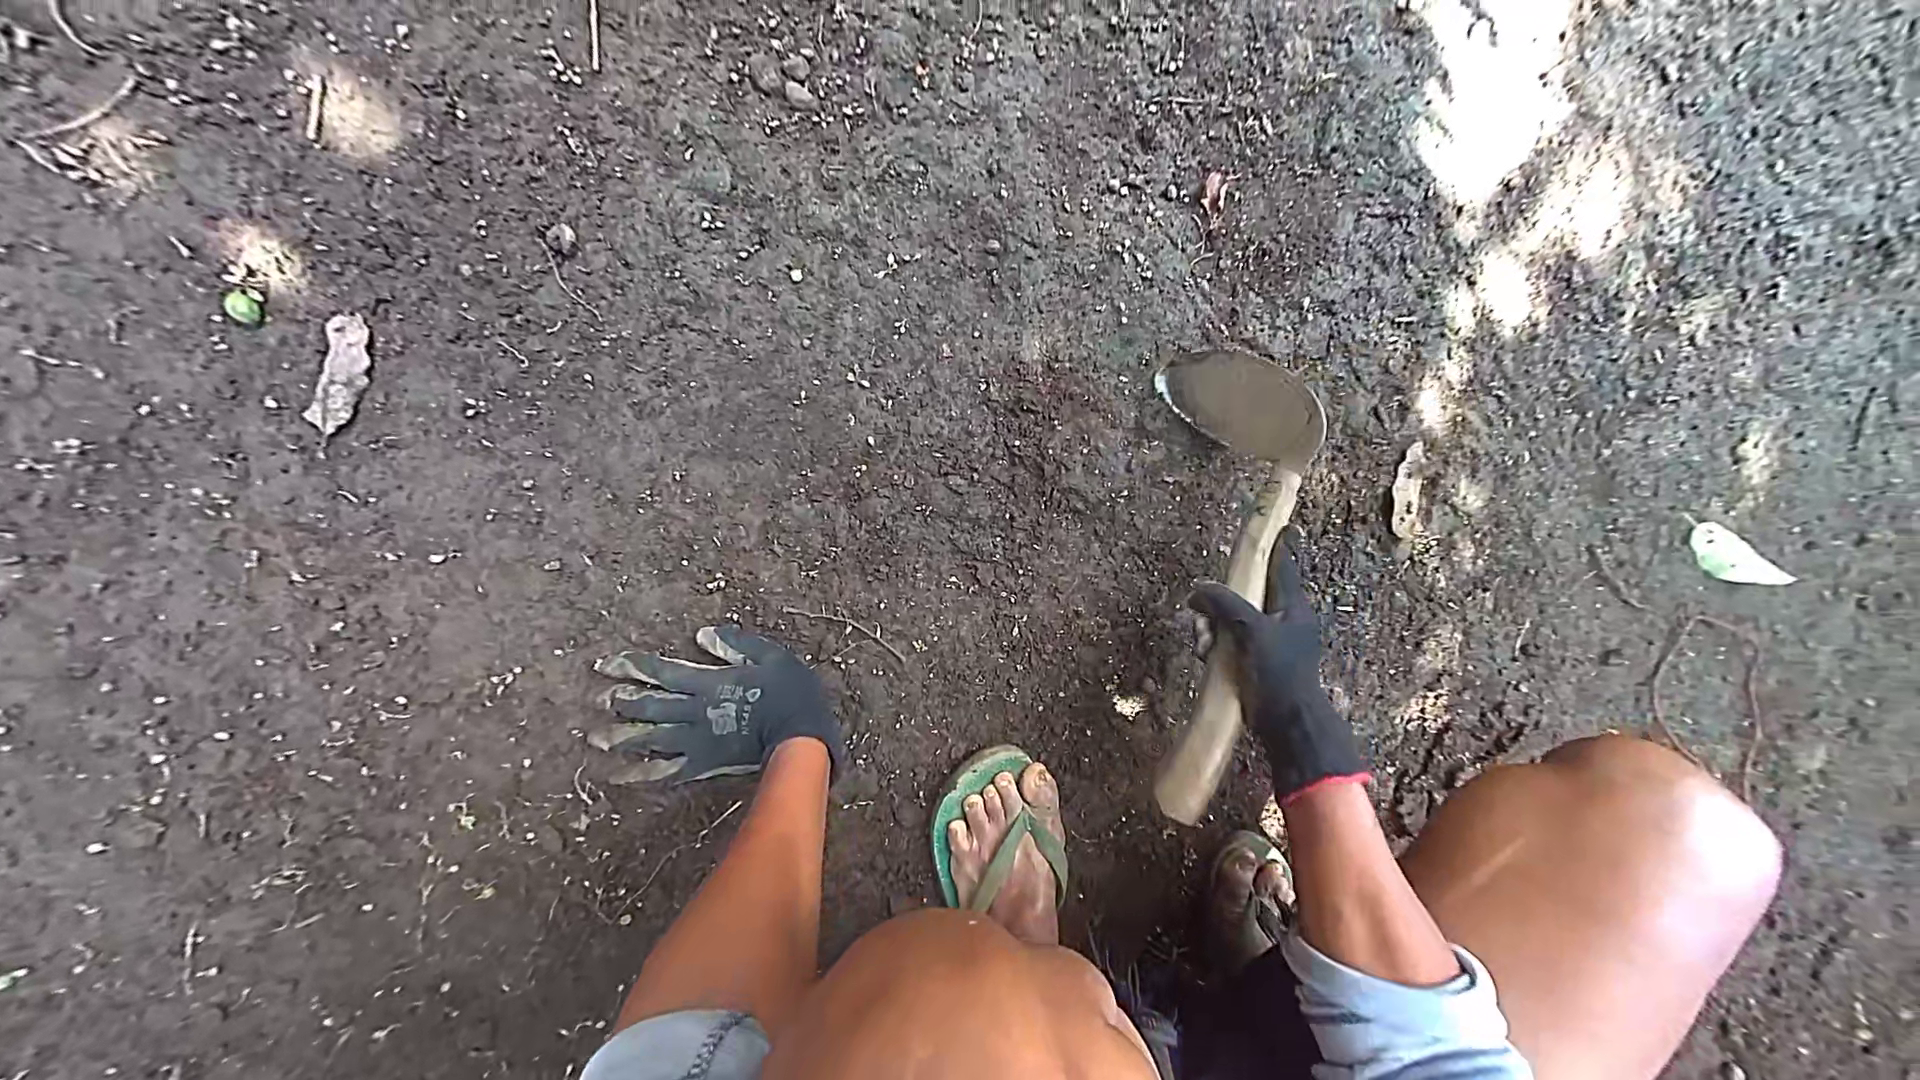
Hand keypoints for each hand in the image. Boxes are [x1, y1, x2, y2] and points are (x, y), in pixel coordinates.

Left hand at [590, 625, 844, 784]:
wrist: (801, 736)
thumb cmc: (790, 692)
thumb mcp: (770, 656)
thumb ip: (735, 645)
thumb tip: (701, 635)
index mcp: (710, 682)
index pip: (662, 672)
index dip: (633, 667)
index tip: (606, 664)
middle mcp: (695, 710)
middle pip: (650, 705)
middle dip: (621, 699)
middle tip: (598, 697)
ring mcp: (697, 740)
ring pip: (650, 738)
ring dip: (622, 736)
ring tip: (596, 736)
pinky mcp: (704, 763)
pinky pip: (665, 770)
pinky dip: (640, 773)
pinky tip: (619, 774)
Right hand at [1186, 527, 1368, 803]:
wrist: (1285, 722)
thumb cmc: (1278, 673)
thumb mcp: (1250, 629)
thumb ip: (1224, 603)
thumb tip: (1198, 588)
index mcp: (1293, 608)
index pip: (1283, 568)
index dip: (1280, 547)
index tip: (1283, 526)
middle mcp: (1282, 621)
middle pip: (1244, 595)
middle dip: (1217, 604)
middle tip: (1201, 614)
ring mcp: (1267, 643)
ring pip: (1229, 620)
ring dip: (1211, 629)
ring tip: (1203, 643)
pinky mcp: (1253, 661)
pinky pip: (1226, 643)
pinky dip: (1213, 647)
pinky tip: (1205, 656)